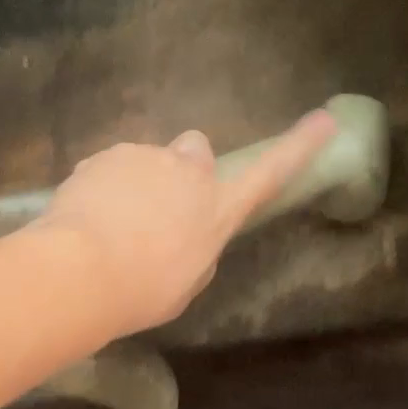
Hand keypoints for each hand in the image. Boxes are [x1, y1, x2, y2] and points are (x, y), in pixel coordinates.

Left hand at [32, 110, 340, 335]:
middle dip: (181, 168)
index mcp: (218, 208)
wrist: (80, 270)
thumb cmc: (142, 290)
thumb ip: (197, 250)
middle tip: (156, 206)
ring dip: (135, 185)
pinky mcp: (109, 154)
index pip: (271, 172)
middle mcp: (189, 172)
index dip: (301, 145)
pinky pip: (109, 169)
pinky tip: (84, 221)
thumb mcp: (185, 283)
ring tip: (107, 229)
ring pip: (147, 162)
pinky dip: (101, 189)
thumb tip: (185, 236)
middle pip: (196, 151)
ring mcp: (148, 157)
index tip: (326, 117)